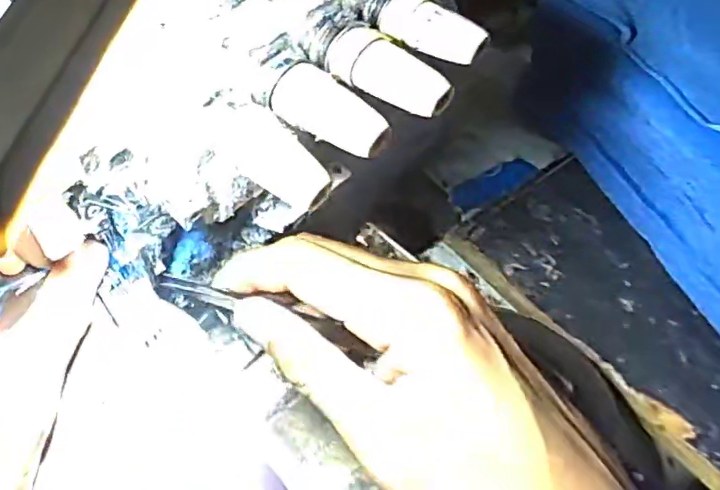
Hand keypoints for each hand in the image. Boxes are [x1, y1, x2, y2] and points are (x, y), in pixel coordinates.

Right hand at [216, 235, 626, 489]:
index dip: (250, 270)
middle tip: (241, 302)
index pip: (302, 261)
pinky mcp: (461, 305)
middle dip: (273, 274)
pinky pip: (377, 280)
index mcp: (415, 308)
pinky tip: (328, 326)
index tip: (223, 285)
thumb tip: (255, 316)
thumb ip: (304, 359)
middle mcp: (437, 285)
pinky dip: (340, 294)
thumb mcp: (378, 431)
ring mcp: (453, 292)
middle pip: (322, 252)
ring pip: (346, 261)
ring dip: (305, 283)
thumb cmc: (495, 487)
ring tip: (277, 316)